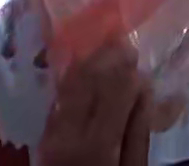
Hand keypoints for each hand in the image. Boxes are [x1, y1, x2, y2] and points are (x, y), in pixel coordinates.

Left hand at [39, 44, 152, 165]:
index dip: (132, 70)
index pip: (118, 86)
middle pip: (91, 76)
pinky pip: (59, 96)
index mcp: (98, 143)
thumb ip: (140, 131)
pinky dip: (75, 78)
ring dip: (91, 60)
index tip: (142, 61)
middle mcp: (70, 132)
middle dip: (110, 55)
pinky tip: (87, 71)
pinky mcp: (42, 137)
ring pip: (71, 80)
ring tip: (108, 50)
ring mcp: (51, 133)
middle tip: (126, 45)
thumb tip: (146, 89)